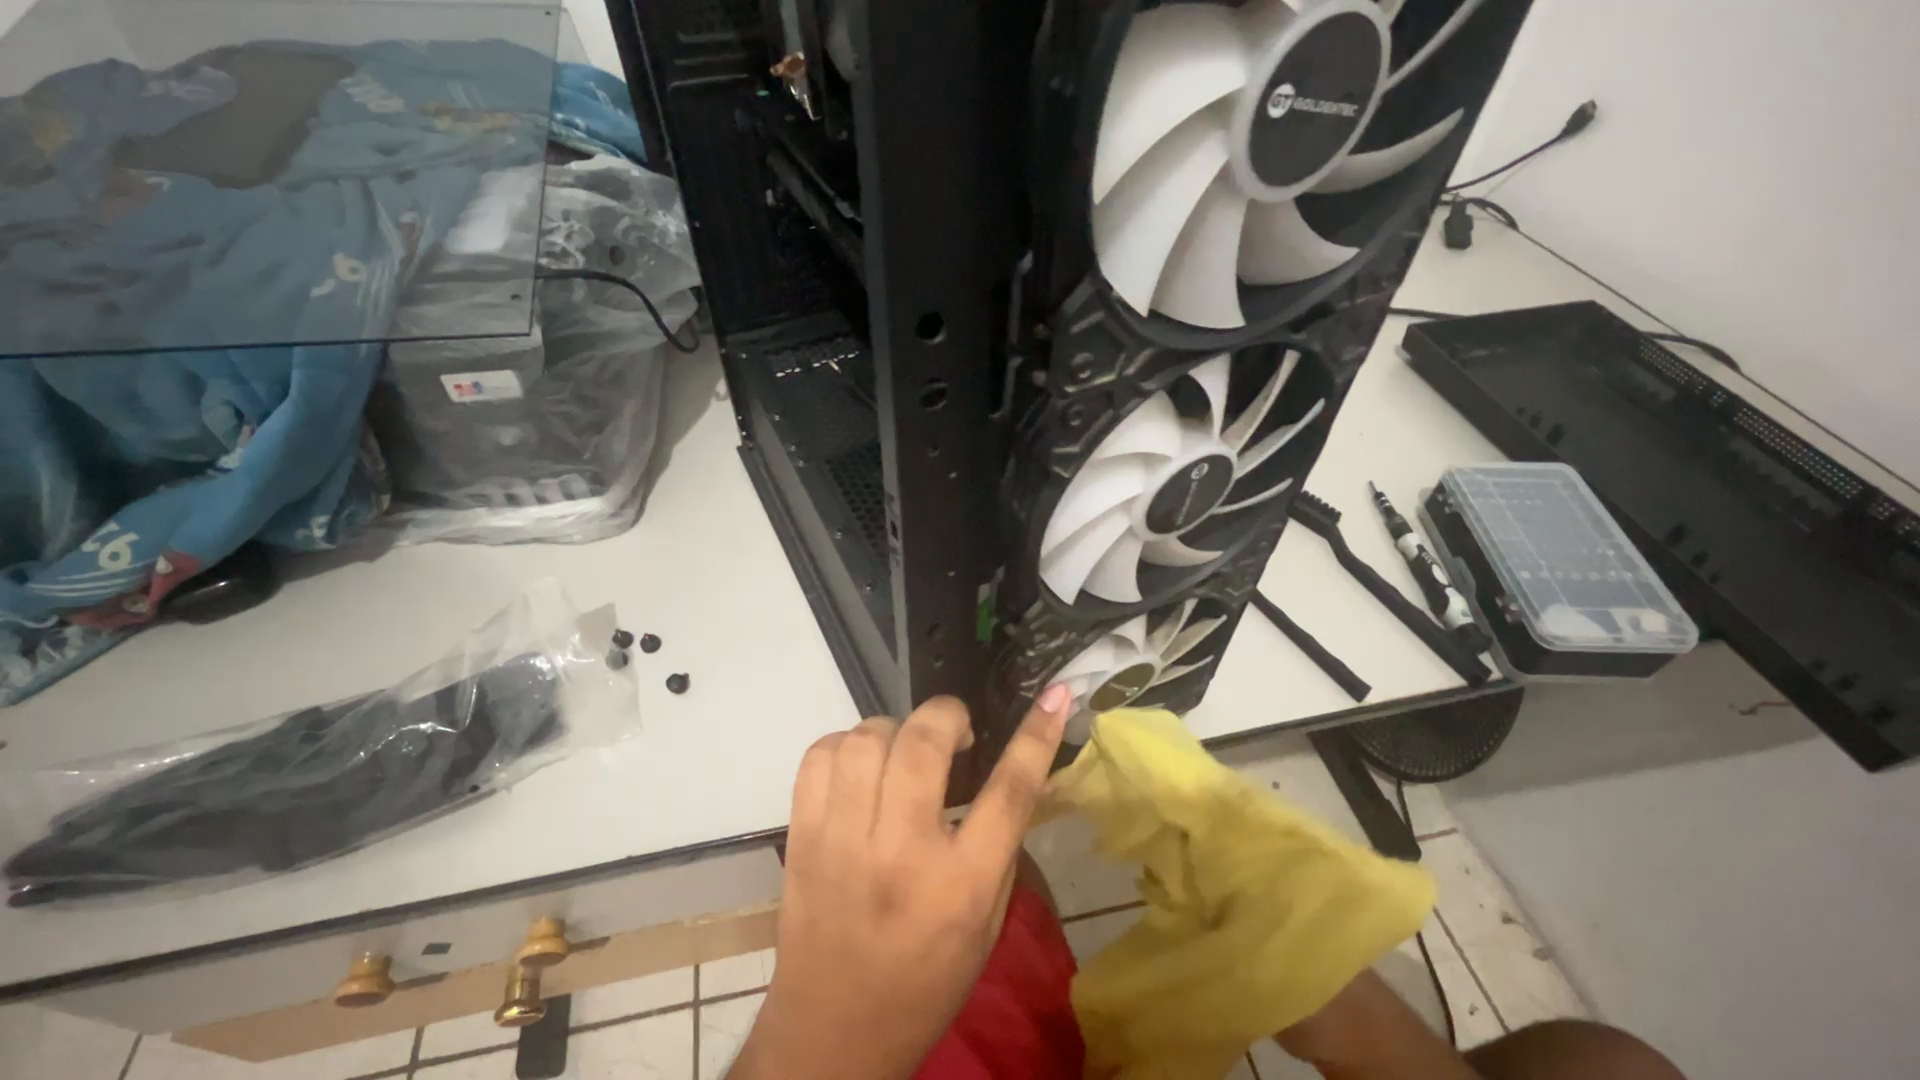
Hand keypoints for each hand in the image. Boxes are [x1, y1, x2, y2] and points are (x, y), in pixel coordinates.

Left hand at [728, 684, 1072, 1079]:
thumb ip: (998, 846)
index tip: (1056, 695)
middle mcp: (900, 854)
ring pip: (867, 740)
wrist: (834, 1030)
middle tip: (958, 731)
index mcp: (961, 885)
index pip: (1008, 792)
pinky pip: (820, 757)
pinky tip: (863, 765)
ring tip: (906, 749)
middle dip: (948, 715)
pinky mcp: (801, 837)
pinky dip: (847, 744)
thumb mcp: (987, 925)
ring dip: (895, 728)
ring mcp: (842, 841)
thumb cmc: (926, 982)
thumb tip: (1012, 773)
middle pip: (924, 745)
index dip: (1036, 735)